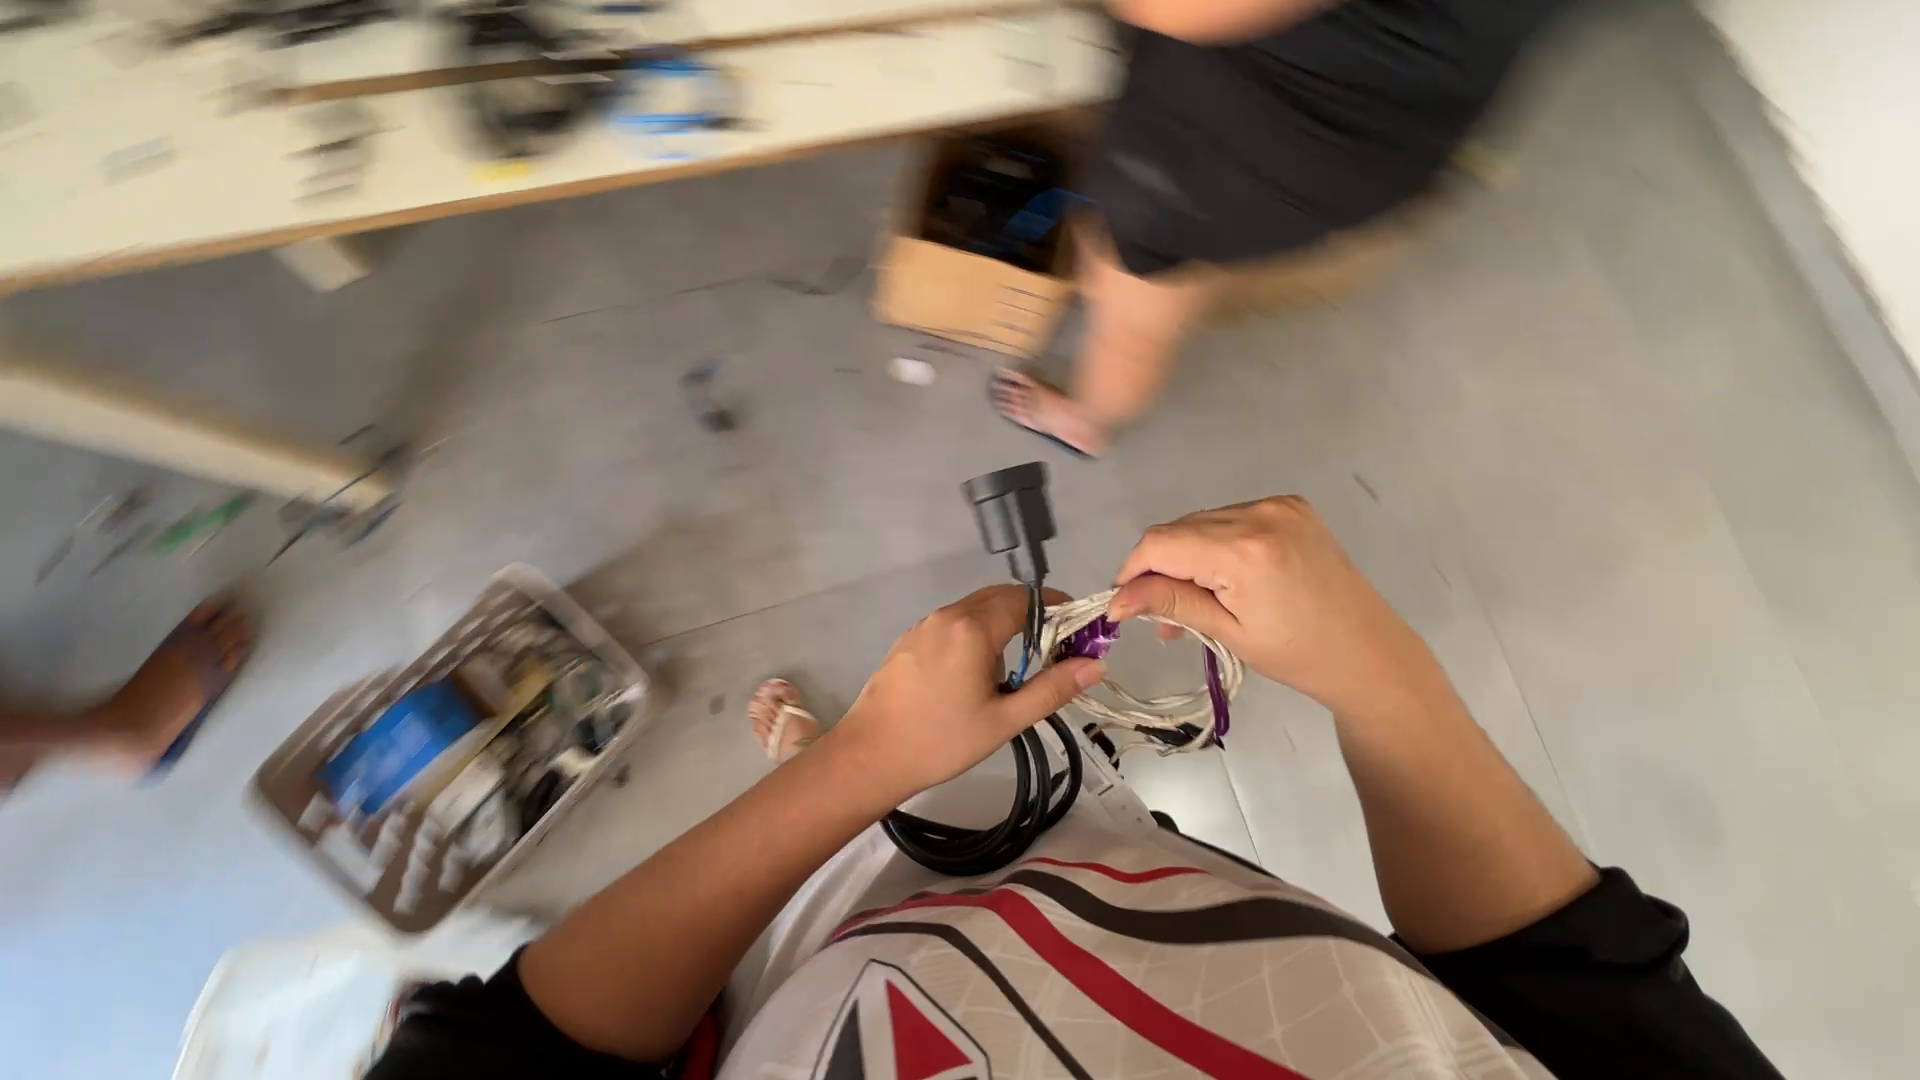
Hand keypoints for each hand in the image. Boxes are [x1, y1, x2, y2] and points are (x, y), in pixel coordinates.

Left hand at [825, 585, 1105, 805]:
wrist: (869, 756)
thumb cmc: (940, 740)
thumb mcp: (1004, 720)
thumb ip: (1052, 689)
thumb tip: (1095, 664)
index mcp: (972, 628)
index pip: (1025, 599)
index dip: (1056, 609)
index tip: (1077, 631)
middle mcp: (947, 615)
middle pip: (999, 598)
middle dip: (1032, 615)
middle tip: (1055, 649)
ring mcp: (923, 626)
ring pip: (974, 610)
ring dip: (1003, 625)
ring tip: (1019, 667)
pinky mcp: (908, 641)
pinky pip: (952, 625)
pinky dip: (976, 634)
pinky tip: (978, 673)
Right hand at [1108, 497, 1442, 715]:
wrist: (1368, 652)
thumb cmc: (1297, 654)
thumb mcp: (1227, 632)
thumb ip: (1169, 603)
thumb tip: (1115, 601)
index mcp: (1244, 550)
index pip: (1160, 543)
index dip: (1133, 570)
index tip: (1126, 604)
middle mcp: (1260, 514)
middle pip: (1178, 529)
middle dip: (1160, 568)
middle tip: (1164, 616)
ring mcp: (1279, 505)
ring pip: (1202, 522)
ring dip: (1187, 556)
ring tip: (1198, 600)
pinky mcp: (1291, 506)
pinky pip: (1230, 518)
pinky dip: (1216, 544)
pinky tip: (1227, 577)